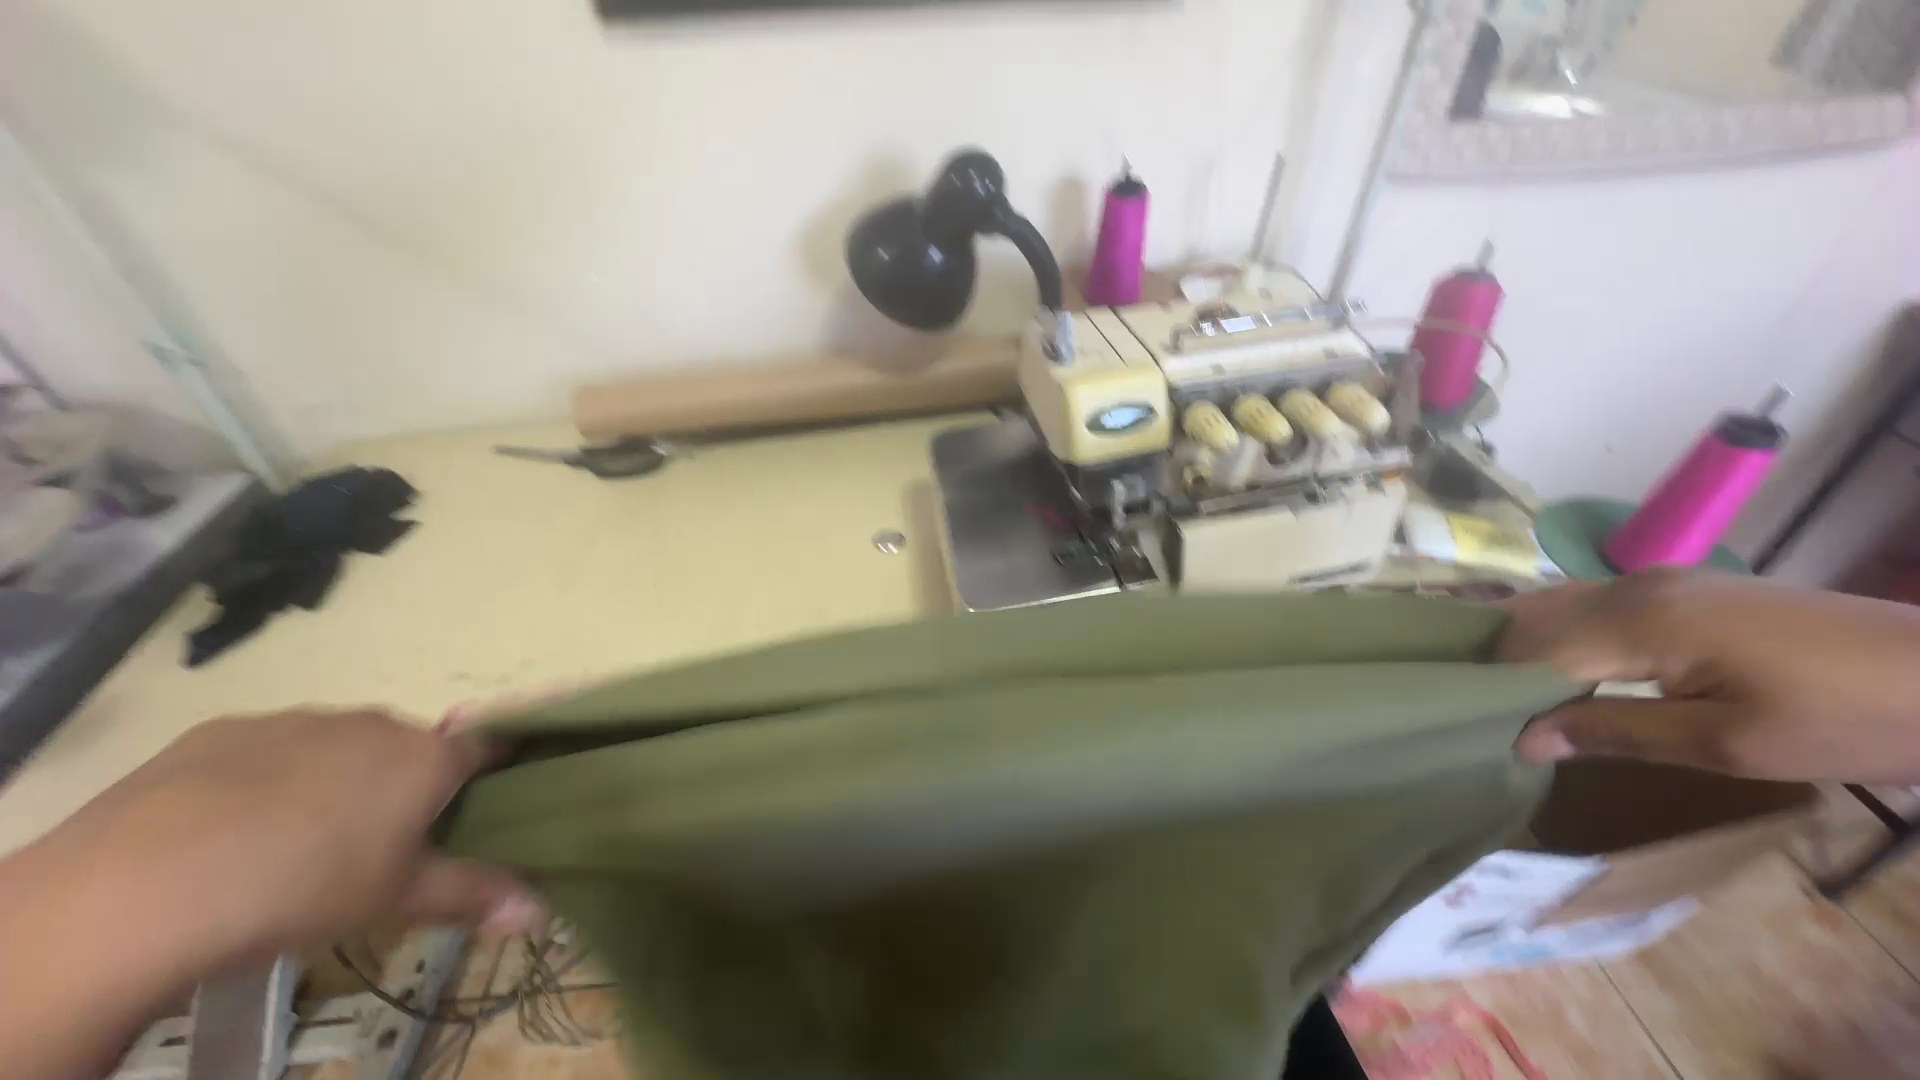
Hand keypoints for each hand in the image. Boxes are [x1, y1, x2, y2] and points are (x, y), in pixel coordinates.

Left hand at [44, 707, 541, 963]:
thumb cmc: (305, 887)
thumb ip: (474, 894)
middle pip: (411, 746)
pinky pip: (272, 747)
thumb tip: (541, 912)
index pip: (488, 744)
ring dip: (340, 777)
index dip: (496, 767)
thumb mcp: (398, 899)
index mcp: (427, 757)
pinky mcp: (227, 729)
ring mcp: (299, 720)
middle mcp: (374, 723)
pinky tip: (236, 826)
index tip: (490, 797)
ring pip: (341, 745)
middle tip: (385, 839)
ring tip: (302, 839)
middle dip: (407, 782)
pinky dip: (272, 776)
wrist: (143, 885)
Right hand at [1500, 569, 1919, 781]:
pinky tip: (1556, 667)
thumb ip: (1616, 733)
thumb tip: (1525, 739)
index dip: (1497, 693)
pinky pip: (1589, 603)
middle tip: (1475, 714)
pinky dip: (1558, 633)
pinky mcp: (1678, 586)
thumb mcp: (1730, 745)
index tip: (1476, 733)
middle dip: (1496, 664)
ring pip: (1554, 605)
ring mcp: (1656, 580)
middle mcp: (1633, 586)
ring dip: (1522, 646)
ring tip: (1500, 694)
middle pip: (1531, 620)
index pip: (1531, 652)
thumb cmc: (1846, 719)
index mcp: (1640, 620)